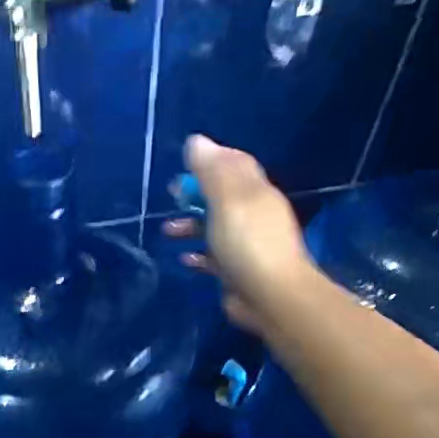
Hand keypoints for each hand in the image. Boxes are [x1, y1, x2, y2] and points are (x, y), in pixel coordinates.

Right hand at [162, 135, 315, 333]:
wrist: (270, 296)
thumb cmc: (247, 244)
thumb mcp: (227, 201)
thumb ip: (211, 172)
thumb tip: (196, 141)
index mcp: (255, 191)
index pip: (235, 164)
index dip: (211, 159)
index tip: (185, 163)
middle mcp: (253, 214)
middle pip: (222, 195)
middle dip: (196, 193)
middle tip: (172, 195)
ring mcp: (246, 244)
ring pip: (215, 227)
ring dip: (191, 225)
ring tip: (168, 231)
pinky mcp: (237, 271)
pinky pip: (214, 258)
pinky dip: (198, 254)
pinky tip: (184, 258)